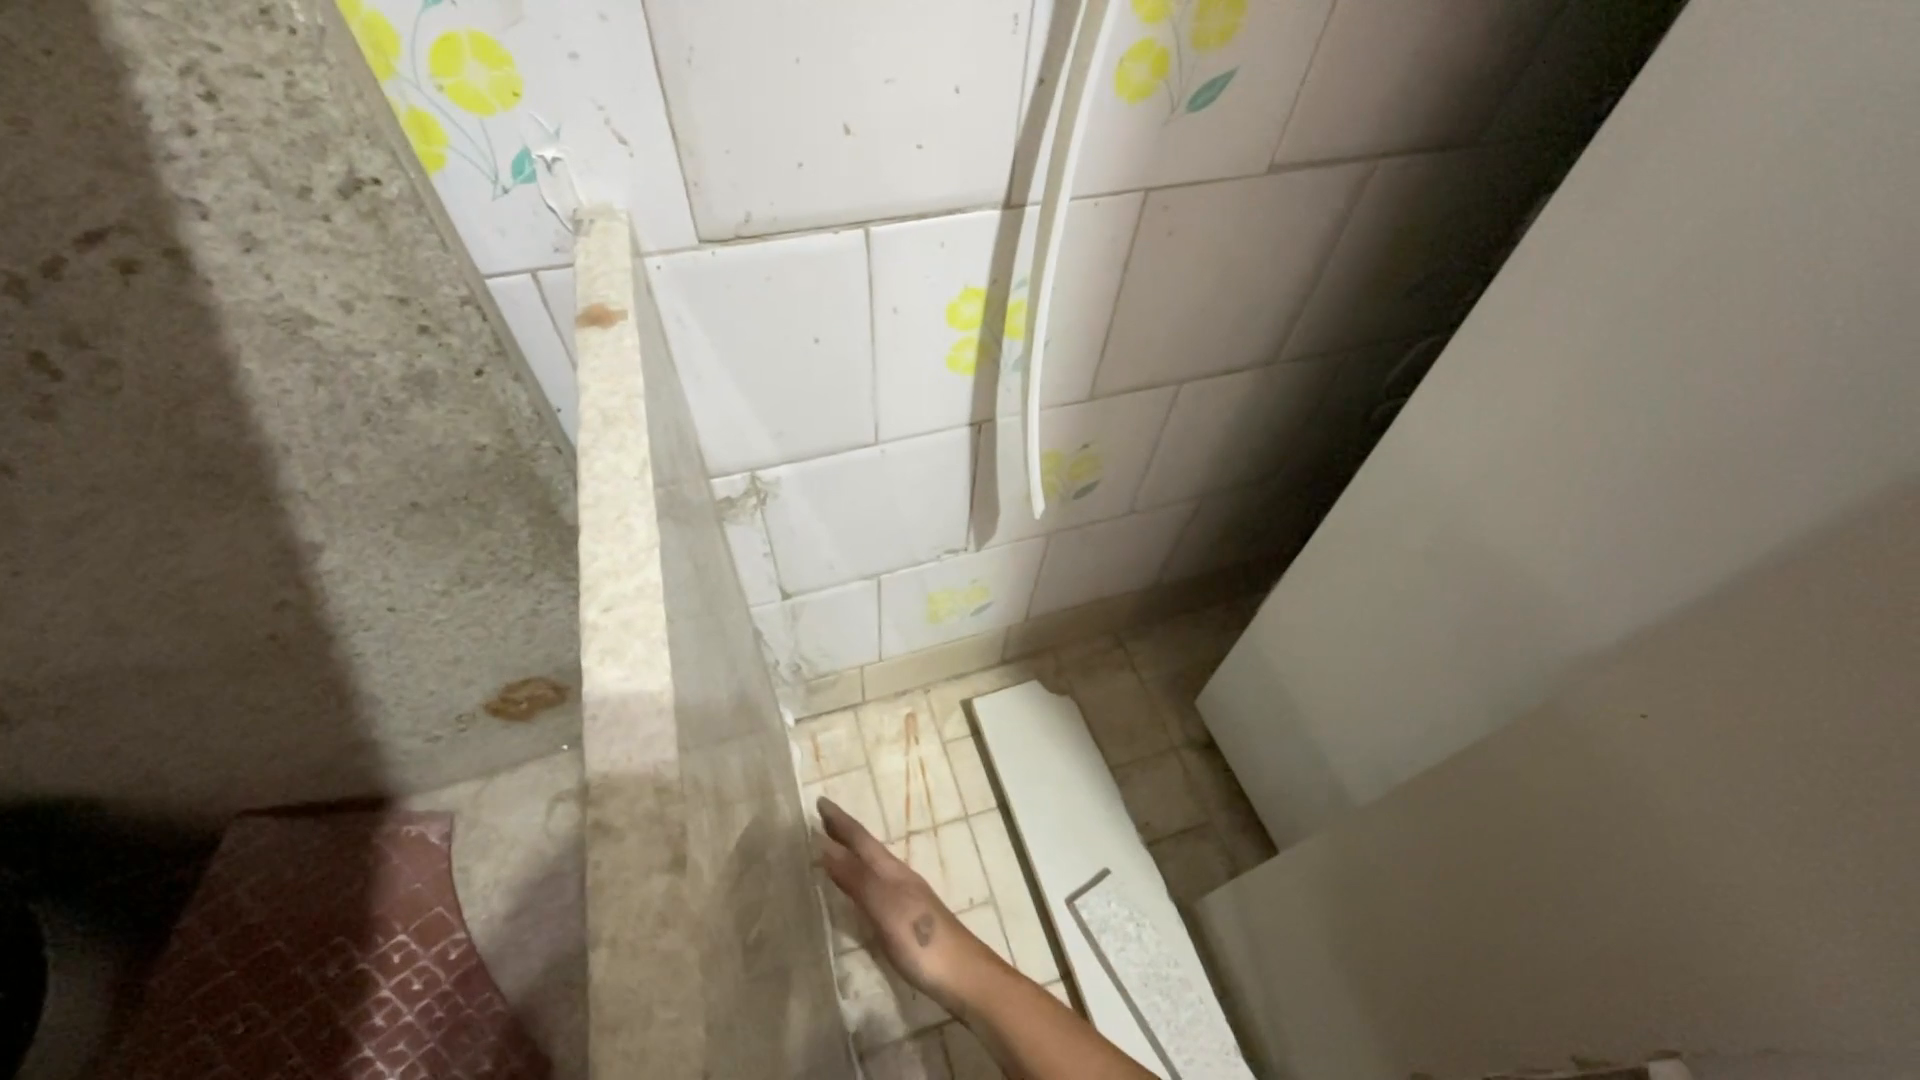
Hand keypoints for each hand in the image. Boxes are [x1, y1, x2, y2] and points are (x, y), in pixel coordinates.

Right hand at [816, 796, 1006, 1011]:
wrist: (964, 977)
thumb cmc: (923, 941)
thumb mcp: (885, 907)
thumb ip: (857, 878)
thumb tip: (823, 845)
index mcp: (892, 871)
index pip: (861, 839)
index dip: (840, 821)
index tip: (820, 800)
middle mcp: (899, 879)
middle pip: (867, 849)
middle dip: (844, 833)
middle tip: (821, 818)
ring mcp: (906, 899)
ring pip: (873, 867)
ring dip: (852, 854)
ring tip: (831, 849)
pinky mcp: (907, 922)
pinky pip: (876, 888)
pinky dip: (859, 879)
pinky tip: (858, 891)